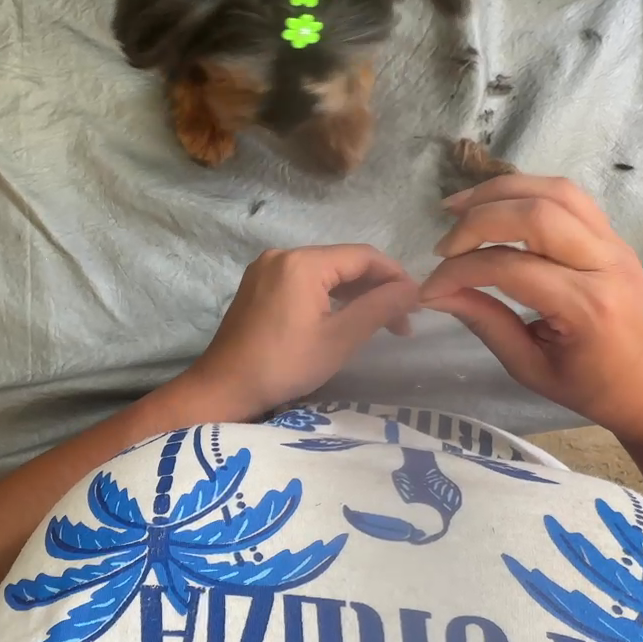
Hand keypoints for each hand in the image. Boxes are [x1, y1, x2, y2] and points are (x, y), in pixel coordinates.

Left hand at [183, 245, 419, 418]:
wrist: (224, 386)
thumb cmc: (284, 364)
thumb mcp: (339, 339)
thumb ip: (379, 308)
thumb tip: (413, 289)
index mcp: (302, 263)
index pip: (363, 256)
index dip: (396, 276)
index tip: (417, 306)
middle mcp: (282, 255)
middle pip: (343, 262)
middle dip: (376, 288)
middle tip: (401, 324)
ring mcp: (266, 269)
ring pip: (324, 272)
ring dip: (353, 293)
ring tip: (380, 324)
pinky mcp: (257, 284)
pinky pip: (303, 281)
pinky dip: (327, 296)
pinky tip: (344, 318)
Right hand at [421, 174, 642, 444]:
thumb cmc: (592, 388)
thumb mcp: (529, 367)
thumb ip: (484, 322)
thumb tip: (435, 293)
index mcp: (587, 306)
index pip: (508, 267)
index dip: (457, 273)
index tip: (429, 290)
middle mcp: (605, 264)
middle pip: (534, 212)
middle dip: (476, 222)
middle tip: (443, 249)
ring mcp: (614, 244)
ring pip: (552, 190)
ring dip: (498, 193)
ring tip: (458, 210)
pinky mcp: (611, 236)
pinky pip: (565, 195)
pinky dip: (522, 192)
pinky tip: (492, 207)